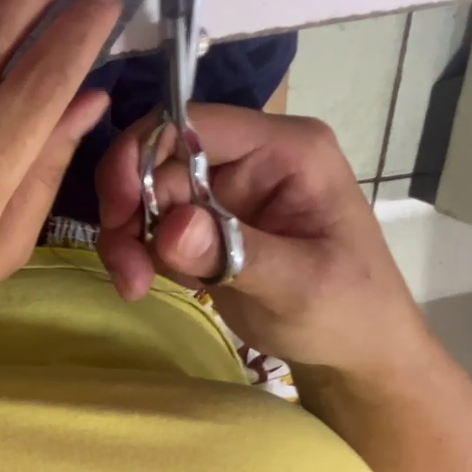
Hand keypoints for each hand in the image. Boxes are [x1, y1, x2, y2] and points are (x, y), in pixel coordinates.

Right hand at [95, 106, 427, 376]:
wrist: (353, 347)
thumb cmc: (346, 311)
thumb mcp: (298, 286)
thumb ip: (233, 253)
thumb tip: (171, 228)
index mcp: (284, 151)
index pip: (191, 125)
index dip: (139, 158)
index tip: (118, 215)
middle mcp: (246, 160)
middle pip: (154, 163)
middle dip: (128, 214)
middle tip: (127, 270)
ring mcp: (221, 191)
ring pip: (141, 195)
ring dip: (124, 240)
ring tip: (134, 286)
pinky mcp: (200, 223)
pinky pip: (147, 224)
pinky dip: (132, 254)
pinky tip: (144, 285)